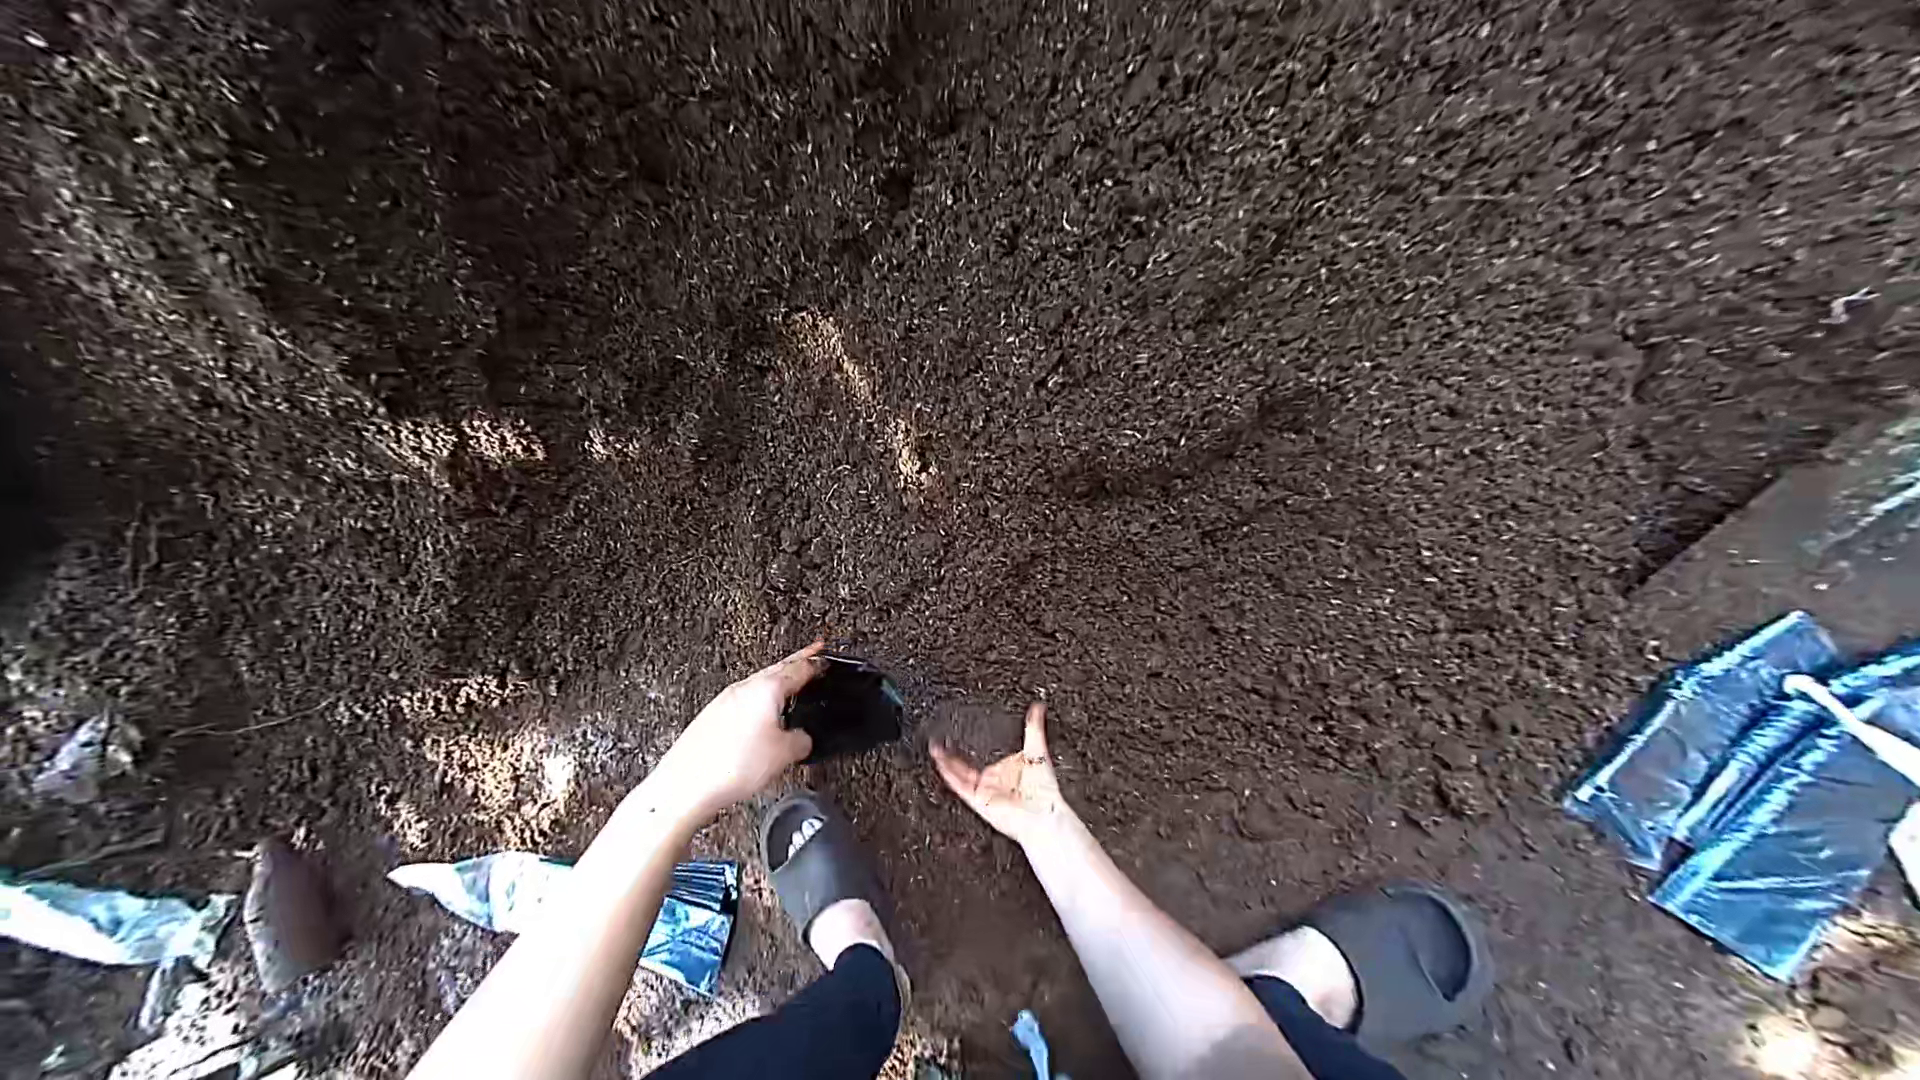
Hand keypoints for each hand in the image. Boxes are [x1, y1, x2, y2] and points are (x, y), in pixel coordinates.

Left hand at [653, 641, 822, 815]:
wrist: (684, 787)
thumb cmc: (730, 766)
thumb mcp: (784, 755)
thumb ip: (801, 741)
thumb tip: (802, 739)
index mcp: (766, 689)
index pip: (799, 668)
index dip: (816, 663)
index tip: (824, 657)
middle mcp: (744, 688)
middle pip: (778, 668)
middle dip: (797, 662)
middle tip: (811, 656)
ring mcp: (725, 701)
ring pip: (759, 684)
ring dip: (778, 682)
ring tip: (790, 687)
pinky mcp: (712, 717)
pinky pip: (744, 701)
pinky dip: (759, 701)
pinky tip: (760, 718)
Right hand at [931, 702, 1071, 846]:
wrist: (1043, 813)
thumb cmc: (1044, 790)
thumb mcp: (1037, 750)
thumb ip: (1034, 728)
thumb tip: (1038, 708)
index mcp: (1004, 770)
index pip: (984, 755)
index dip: (971, 744)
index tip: (962, 730)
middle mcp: (992, 781)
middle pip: (965, 765)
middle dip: (952, 753)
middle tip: (941, 739)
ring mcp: (984, 790)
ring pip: (959, 774)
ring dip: (946, 761)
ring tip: (935, 747)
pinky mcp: (978, 799)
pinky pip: (959, 785)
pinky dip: (949, 774)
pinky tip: (940, 762)